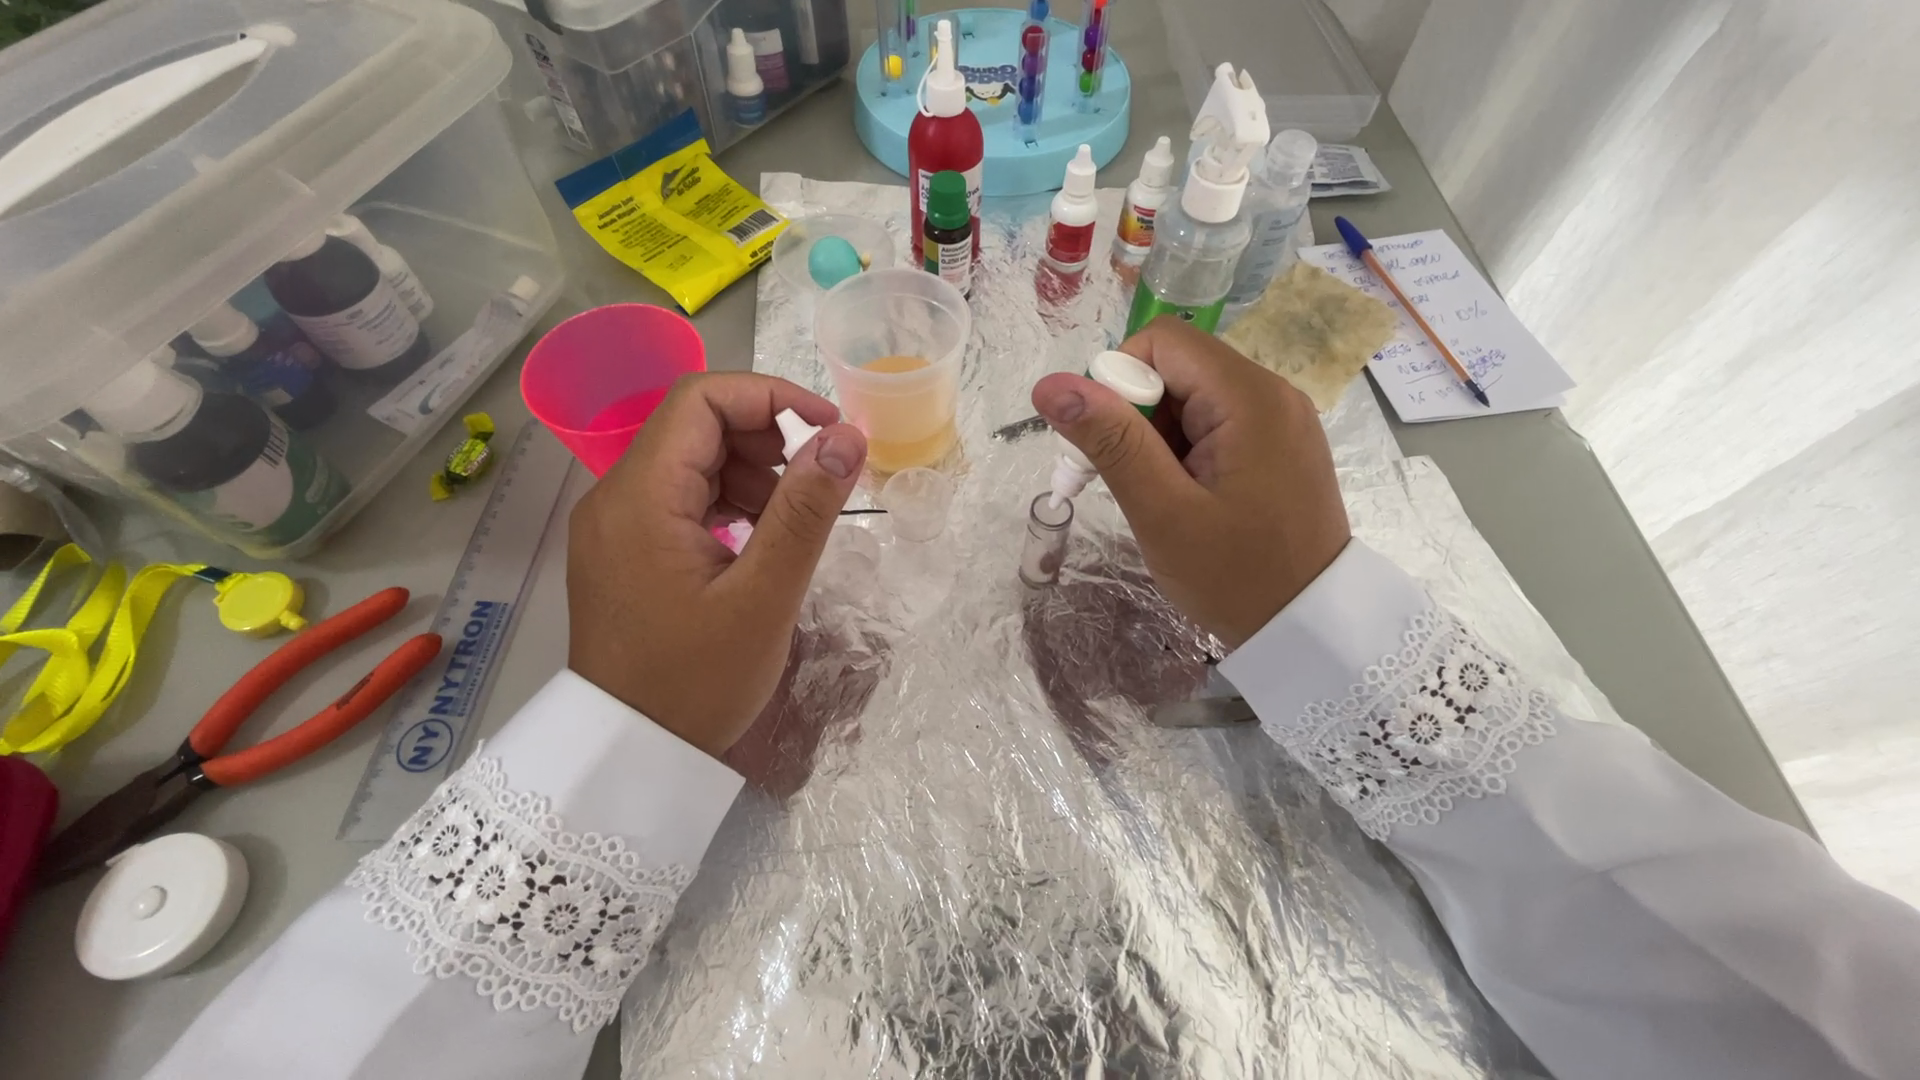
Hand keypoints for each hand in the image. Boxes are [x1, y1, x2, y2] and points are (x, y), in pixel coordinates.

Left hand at [566, 373, 867, 756]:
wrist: (629, 756)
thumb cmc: (697, 683)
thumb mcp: (764, 597)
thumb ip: (806, 510)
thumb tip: (848, 437)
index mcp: (641, 496)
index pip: (701, 398)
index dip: (771, 397)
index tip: (829, 430)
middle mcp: (616, 497)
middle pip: (694, 425)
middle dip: (765, 439)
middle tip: (814, 486)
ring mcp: (616, 525)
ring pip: (690, 462)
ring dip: (751, 474)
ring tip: (790, 525)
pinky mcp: (625, 552)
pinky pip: (680, 500)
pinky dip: (728, 504)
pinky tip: (757, 543)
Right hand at [1030, 317, 1349, 647]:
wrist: (1310, 627)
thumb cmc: (1235, 576)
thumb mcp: (1162, 512)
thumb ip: (1110, 441)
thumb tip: (1051, 385)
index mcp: (1248, 396)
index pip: (1160, 341)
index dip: (1119, 381)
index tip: (1109, 445)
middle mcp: (1270, 392)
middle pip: (1176, 368)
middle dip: (1135, 416)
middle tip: (1128, 482)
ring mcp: (1280, 419)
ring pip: (1192, 398)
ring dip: (1156, 438)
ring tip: (1159, 499)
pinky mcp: (1279, 445)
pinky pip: (1216, 424)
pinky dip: (1184, 451)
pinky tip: (1183, 497)